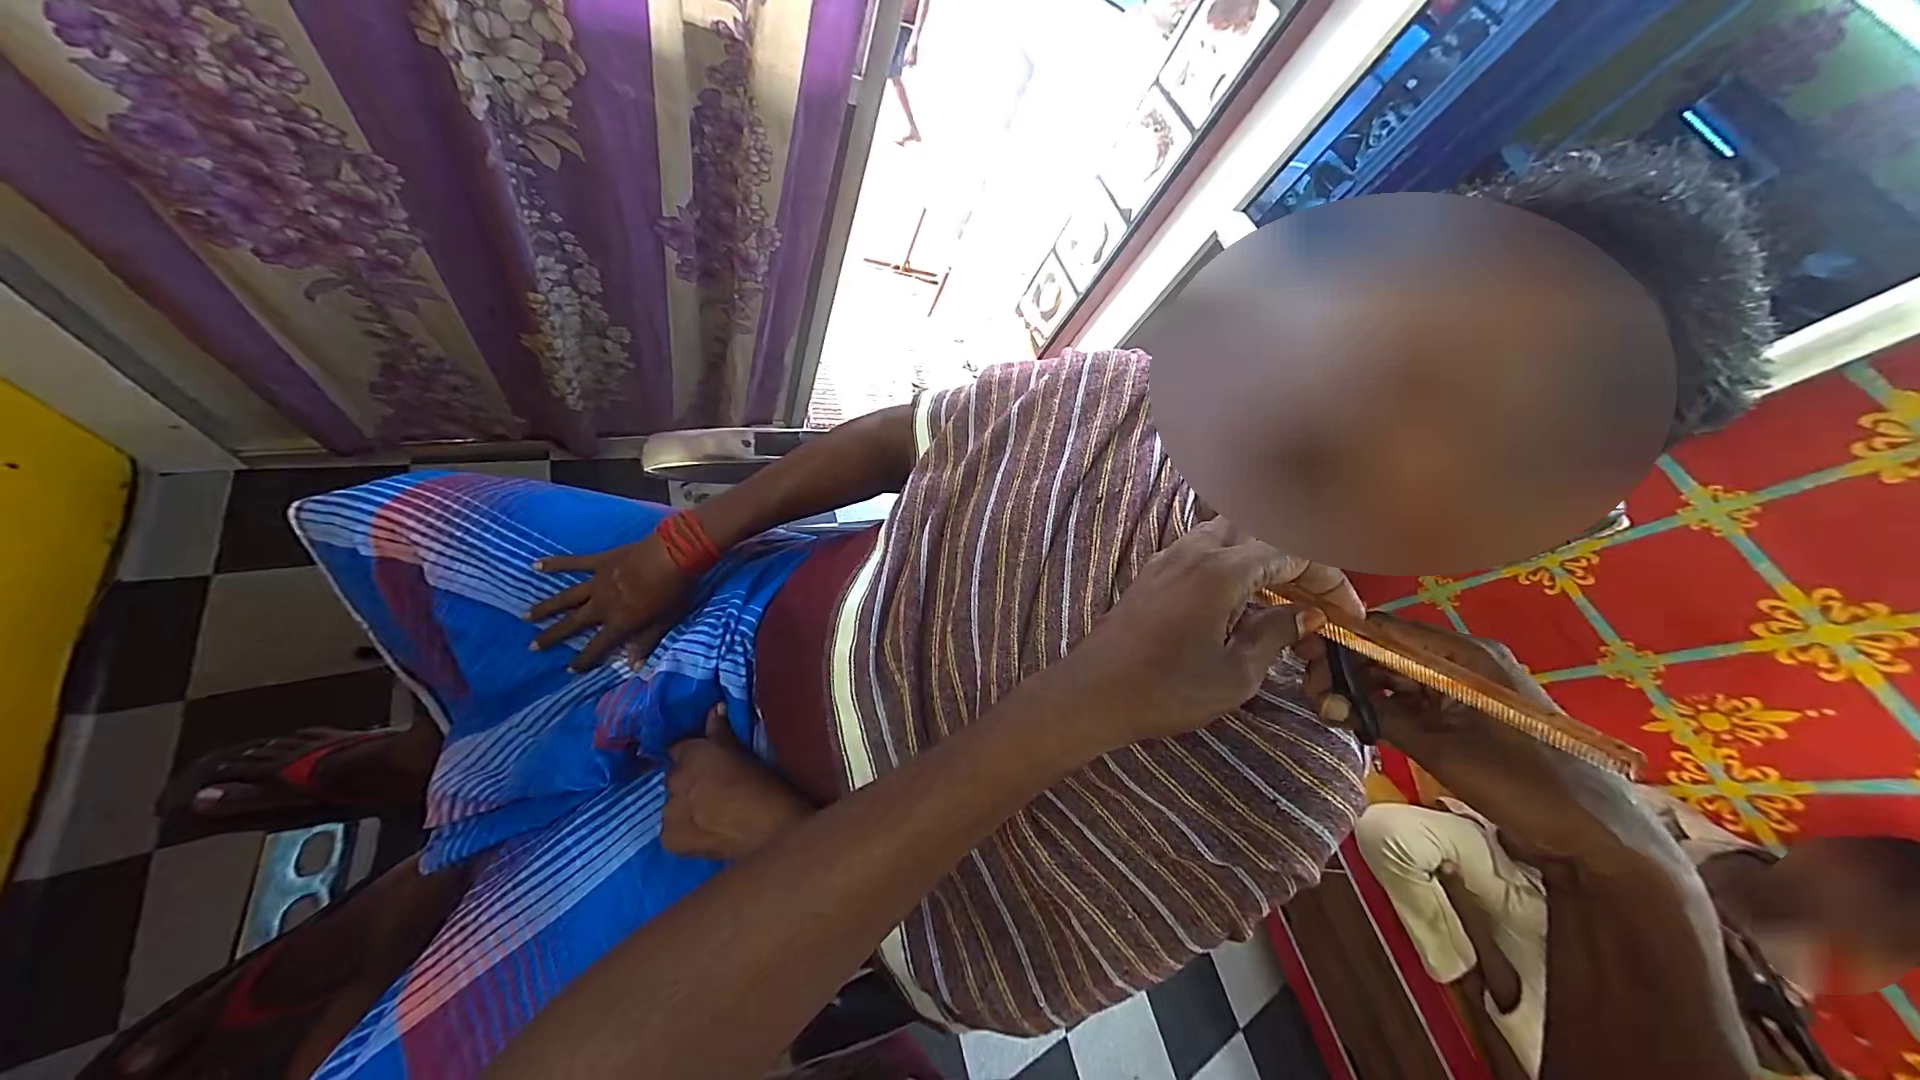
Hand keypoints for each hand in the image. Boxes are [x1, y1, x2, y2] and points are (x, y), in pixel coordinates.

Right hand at [529, 533, 693, 671]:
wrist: (673, 556)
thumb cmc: (674, 591)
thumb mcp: (665, 622)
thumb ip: (647, 642)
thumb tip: (632, 666)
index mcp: (619, 622)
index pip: (598, 647)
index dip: (584, 660)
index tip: (569, 670)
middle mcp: (602, 605)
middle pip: (573, 624)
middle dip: (552, 636)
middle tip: (532, 646)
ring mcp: (598, 582)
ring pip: (566, 598)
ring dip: (546, 607)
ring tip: (527, 616)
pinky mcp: (600, 561)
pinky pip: (574, 563)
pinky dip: (555, 564)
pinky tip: (535, 566)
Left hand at [663, 706, 814, 860]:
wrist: (775, 833)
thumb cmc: (769, 787)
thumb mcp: (747, 754)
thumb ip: (722, 731)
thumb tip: (715, 709)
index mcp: (693, 754)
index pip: (681, 748)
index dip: (697, 755)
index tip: (713, 763)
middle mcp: (675, 780)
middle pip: (676, 777)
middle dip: (691, 780)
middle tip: (717, 788)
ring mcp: (670, 812)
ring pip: (674, 803)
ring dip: (688, 804)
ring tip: (714, 812)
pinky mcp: (670, 841)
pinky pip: (674, 829)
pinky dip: (687, 829)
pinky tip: (709, 831)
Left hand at [1053, 517, 1358, 749]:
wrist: (1093, 692)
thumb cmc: (1165, 690)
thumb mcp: (1235, 674)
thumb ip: (1275, 635)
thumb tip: (1304, 615)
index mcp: (1221, 571)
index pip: (1292, 552)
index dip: (1329, 579)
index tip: (1346, 613)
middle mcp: (1194, 551)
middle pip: (1261, 531)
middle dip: (1298, 559)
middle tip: (1315, 600)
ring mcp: (1167, 558)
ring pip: (1228, 533)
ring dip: (1261, 555)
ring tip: (1280, 596)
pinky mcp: (1152, 572)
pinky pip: (1201, 548)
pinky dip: (1230, 560)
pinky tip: (1237, 597)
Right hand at [1297, 615, 1665, 866]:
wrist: (1593, 838)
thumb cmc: (1522, 783)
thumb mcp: (1441, 747)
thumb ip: (1382, 714)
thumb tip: (1329, 698)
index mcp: (1464, 655)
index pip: (1385, 630)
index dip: (1341, 641)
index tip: (1306, 660)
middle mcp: (1460, 662)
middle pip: (1385, 651)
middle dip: (1344, 669)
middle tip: (1312, 694)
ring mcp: (1460, 690)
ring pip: (1392, 677)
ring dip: (1358, 691)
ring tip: (1329, 712)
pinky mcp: (1459, 715)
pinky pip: (1408, 700)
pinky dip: (1380, 709)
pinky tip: (1354, 723)